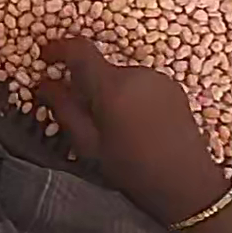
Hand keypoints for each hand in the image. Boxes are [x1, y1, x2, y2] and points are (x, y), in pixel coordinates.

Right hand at [36, 38, 230, 225]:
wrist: (187, 184)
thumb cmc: (132, 169)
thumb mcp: (89, 145)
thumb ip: (64, 109)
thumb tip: (44, 85)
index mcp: (112, 86)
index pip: (79, 50)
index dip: (58, 48)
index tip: (45, 57)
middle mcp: (137, 73)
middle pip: (100, 68)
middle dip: (85, 85)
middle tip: (79, 115)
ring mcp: (158, 79)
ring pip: (120, 78)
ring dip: (108, 94)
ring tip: (111, 128)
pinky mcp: (173, 88)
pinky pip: (139, 85)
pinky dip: (129, 98)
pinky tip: (133, 127)